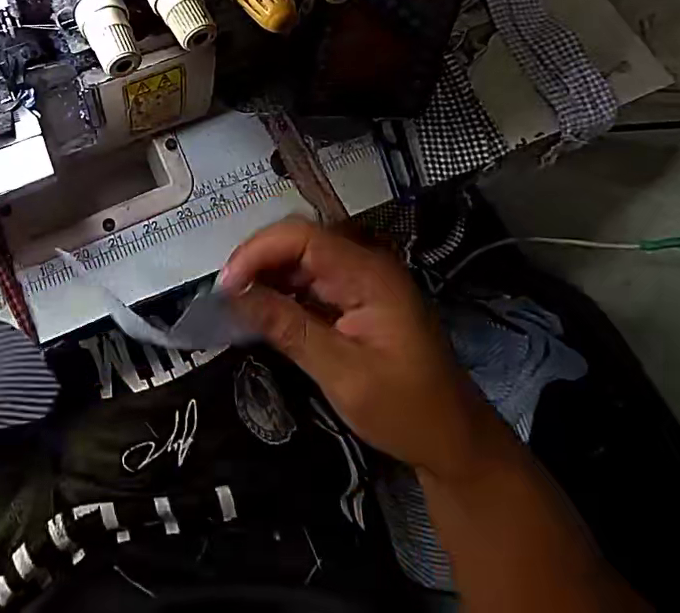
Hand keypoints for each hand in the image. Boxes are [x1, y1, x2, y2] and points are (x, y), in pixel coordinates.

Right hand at [219, 218, 511, 479]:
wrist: (455, 442)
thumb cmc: (407, 410)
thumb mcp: (344, 374)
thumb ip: (288, 328)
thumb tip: (234, 294)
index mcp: (369, 274)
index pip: (303, 237)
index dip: (258, 251)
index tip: (227, 284)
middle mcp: (364, 265)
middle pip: (298, 242)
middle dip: (257, 261)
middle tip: (224, 294)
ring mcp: (360, 281)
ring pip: (299, 260)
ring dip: (266, 277)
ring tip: (235, 303)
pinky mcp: (354, 299)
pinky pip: (309, 281)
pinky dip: (281, 293)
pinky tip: (261, 311)